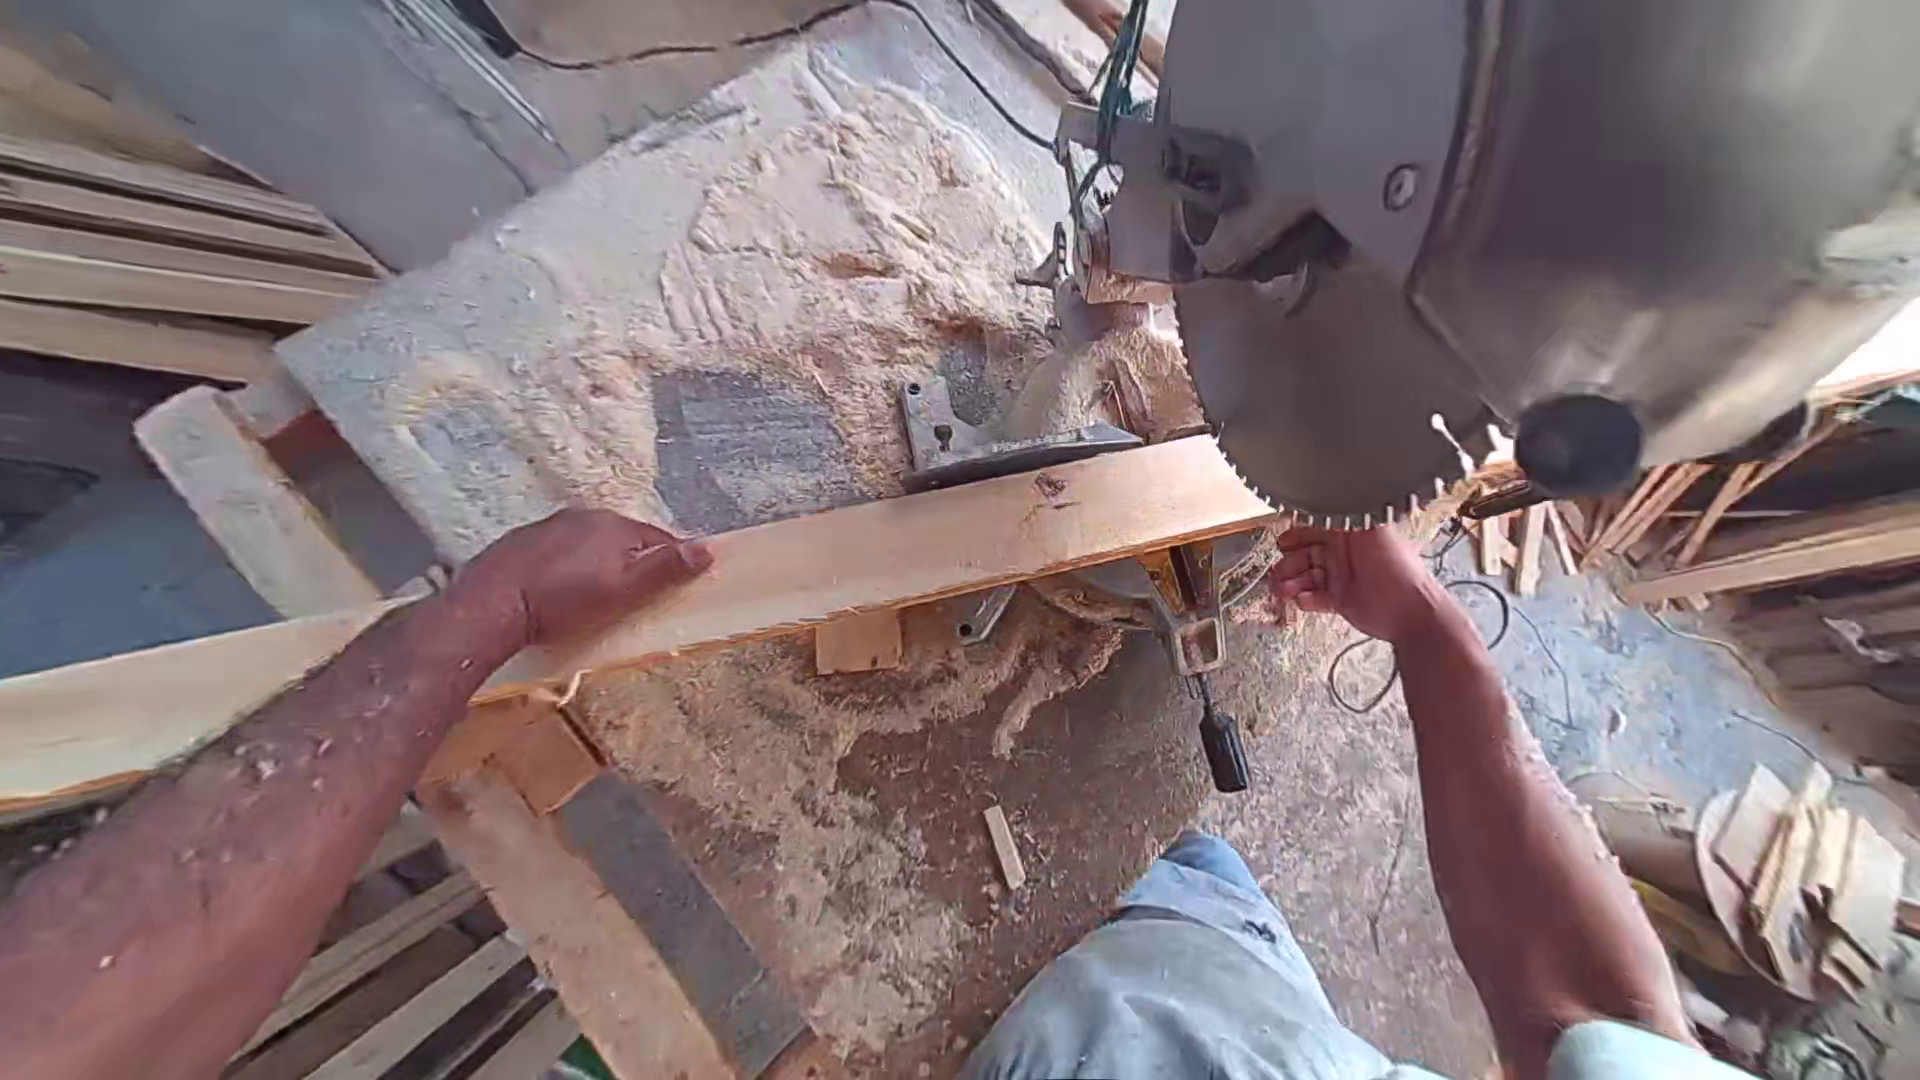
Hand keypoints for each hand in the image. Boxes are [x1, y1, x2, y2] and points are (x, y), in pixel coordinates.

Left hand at [454, 509, 711, 646]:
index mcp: (615, 523)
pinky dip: (569, 566)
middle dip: (635, 563)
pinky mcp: (520, 543)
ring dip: (601, 563)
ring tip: (595, 596)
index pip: (661, 540)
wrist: (487, 608)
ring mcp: (548, 526)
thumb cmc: (565, 602)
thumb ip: (668, 568)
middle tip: (633, 598)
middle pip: (626, 540)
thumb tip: (710, 547)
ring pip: (592, 544)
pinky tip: (561, 590)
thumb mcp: (627, 590)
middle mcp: (584, 516)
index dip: (671, 565)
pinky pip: (561, 551)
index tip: (672, 589)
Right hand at [1268, 524, 1442, 643]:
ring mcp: (1340, 578)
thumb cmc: (1396, 568)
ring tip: (1285, 590)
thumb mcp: (1372, 531)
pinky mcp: (1338, 600)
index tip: (1282, 543)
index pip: (1314, 530)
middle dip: (1287, 564)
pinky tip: (1304, 600)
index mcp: (1349, 535)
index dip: (1295, 536)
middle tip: (1278, 573)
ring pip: (1303, 578)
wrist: (1409, 610)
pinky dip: (1305, 599)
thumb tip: (1325, 496)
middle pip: (1303, 556)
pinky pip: (1313, 598)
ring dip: (1290, 583)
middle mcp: (1342, 555)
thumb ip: (1347, 515)